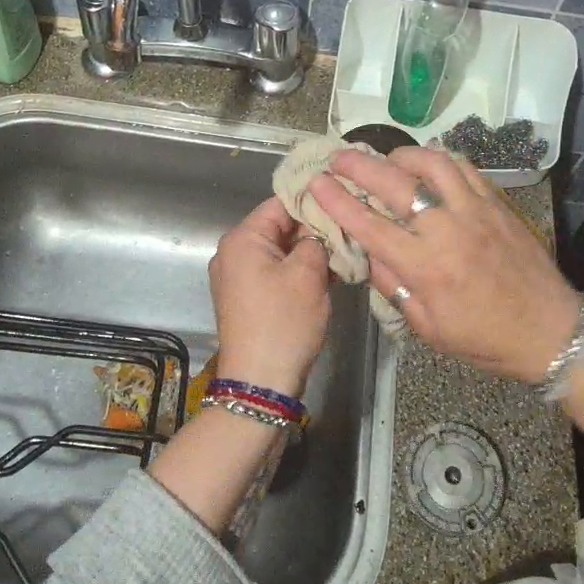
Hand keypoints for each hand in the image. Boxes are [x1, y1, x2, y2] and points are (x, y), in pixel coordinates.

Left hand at [208, 196, 332, 396]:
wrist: (260, 383)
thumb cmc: (283, 322)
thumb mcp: (308, 274)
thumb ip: (316, 239)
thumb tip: (320, 229)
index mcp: (242, 238)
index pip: (280, 203)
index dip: (313, 200)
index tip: (344, 200)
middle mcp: (233, 252)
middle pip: (279, 226)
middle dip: (314, 229)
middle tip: (350, 229)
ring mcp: (237, 277)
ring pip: (280, 251)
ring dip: (309, 253)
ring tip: (345, 252)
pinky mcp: (247, 299)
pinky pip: (275, 273)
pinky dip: (299, 272)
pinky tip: (329, 276)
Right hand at [310, 148, 581, 383]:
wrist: (551, 330)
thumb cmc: (485, 339)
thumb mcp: (429, 328)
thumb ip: (394, 286)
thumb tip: (369, 250)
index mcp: (426, 268)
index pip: (369, 226)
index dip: (337, 201)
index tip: (316, 182)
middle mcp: (448, 230)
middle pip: (394, 184)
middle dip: (359, 166)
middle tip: (338, 157)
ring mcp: (475, 210)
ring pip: (432, 163)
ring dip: (401, 155)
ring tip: (385, 160)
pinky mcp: (497, 202)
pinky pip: (464, 167)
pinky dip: (438, 159)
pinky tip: (426, 164)